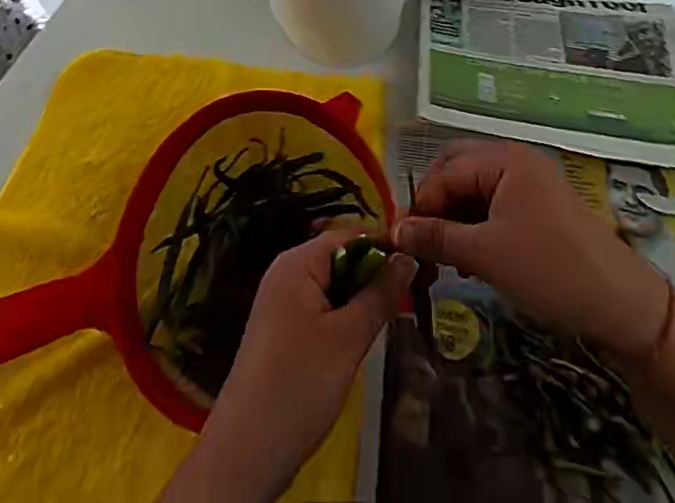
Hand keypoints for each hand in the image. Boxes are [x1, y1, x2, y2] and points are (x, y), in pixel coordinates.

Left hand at [160, 229, 415, 502]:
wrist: (251, 441)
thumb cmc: (300, 380)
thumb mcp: (348, 336)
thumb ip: (379, 294)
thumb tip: (406, 258)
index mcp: (296, 262)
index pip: (346, 234)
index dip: (383, 244)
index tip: (422, 262)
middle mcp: (286, 272)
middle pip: (339, 257)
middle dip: (374, 273)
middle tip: (415, 295)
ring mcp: (282, 301)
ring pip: (332, 285)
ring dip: (362, 297)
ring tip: (397, 316)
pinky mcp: (284, 328)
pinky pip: (322, 306)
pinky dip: (345, 315)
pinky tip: (365, 336)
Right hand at [393, 138, 668, 358]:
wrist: (629, 310)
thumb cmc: (551, 271)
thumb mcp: (483, 255)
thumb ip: (434, 237)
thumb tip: (393, 233)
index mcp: (503, 160)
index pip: (442, 174)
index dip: (420, 207)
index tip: (404, 240)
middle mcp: (516, 160)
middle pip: (455, 169)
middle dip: (435, 202)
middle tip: (425, 238)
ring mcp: (531, 182)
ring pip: (473, 186)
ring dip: (453, 214)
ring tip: (446, 252)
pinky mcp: (541, 206)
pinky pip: (493, 201)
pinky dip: (475, 222)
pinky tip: (471, 253)